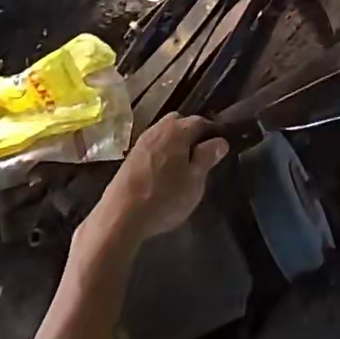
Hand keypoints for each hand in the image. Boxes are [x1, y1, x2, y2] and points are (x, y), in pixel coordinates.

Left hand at [87, 113, 228, 244]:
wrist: (119, 217)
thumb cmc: (164, 197)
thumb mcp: (195, 180)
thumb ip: (208, 157)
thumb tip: (220, 141)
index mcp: (177, 130)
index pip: (201, 121)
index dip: (213, 132)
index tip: (220, 147)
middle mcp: (157, 130)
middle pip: (179, 123)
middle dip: (191, 134)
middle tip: (201, 156)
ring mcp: (140, 143)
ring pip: (164, 135)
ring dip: (174, 145)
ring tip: (182, 167)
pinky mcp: (129, 158)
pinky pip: (152, 148)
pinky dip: (161, 154)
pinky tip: (163, 174)